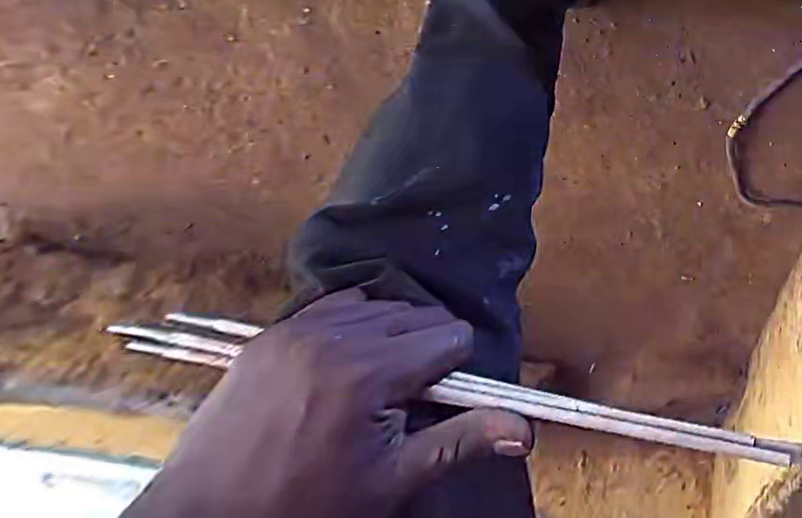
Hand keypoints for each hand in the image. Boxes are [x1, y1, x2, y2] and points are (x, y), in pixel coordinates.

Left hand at [126, 289, 532, 517]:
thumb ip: (462, 440)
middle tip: (395, 400)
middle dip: (424, 351)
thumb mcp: (389, 482)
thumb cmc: (301, 507)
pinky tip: (341, 364)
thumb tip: (527, 430)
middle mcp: (337, 339)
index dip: (449, 371)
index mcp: (368, 374)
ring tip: (368, 384)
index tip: (422, 404)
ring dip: (394, 337)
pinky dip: (356, 325)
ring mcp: (299, 331)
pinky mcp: (274, 333)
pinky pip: (344, 304)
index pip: (452, 336)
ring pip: (389, 307)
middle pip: (425, 316)